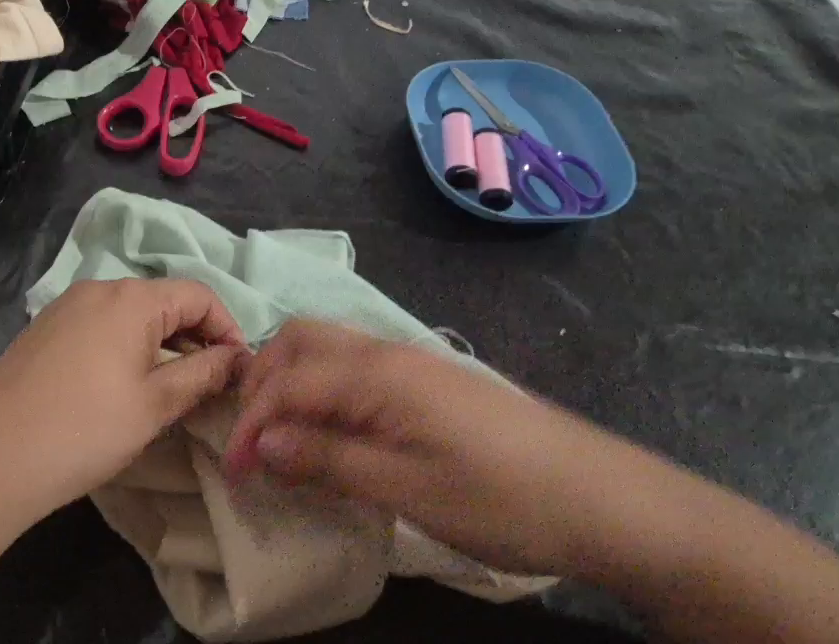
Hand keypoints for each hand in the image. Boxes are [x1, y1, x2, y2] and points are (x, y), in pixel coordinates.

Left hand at [0, 279, 246, 527]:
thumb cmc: (84, 430)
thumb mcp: (154, 405)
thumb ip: (202, 374)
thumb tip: (235, 358)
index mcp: (130, 298)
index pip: (198, 294)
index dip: (228, 328)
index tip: (239, 371)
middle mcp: (98, 289)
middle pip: (164, 301)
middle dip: (195, 338)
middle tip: (211, 386)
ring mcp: (65, 308)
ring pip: (131, 315)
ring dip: (160, 345)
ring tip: (171, 391)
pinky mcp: (44, 330)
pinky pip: (100, 327)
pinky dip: (125, 348)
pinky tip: (122, 388)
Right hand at [225, 319, 652, 580]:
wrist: (603, 497)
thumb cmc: (501, 498)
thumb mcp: (408, 490)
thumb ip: (330, 460)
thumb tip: (263, 444)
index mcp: (377, 373)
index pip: (289, 380)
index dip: (253, 421)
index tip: (235, 469)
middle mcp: (387, 351)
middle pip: (302, 341)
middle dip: (264, 381)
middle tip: (254, 441)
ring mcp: (411, 361)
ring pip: (328, 348)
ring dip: (293, 381)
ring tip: (284, 436)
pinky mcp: (429, 379)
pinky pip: (355, 367)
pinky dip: (324, 389)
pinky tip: (333, 431)